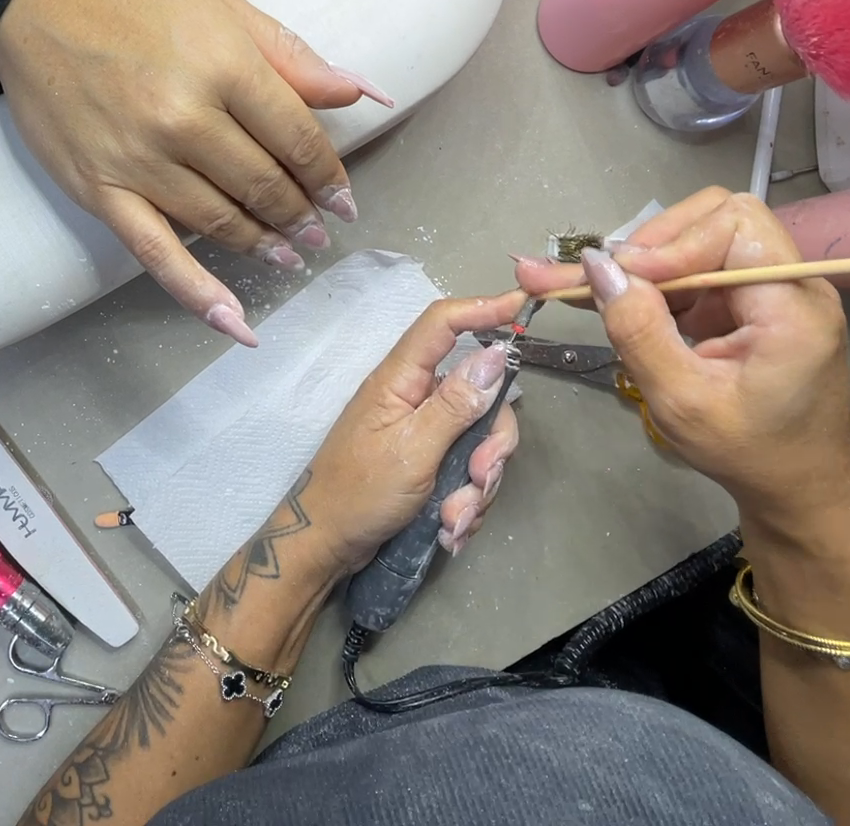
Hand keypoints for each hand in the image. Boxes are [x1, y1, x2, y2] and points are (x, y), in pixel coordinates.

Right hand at [0, 0, 390, 346]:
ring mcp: (140, 162)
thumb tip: (365, 92)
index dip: (328, 177)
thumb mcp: (225, 5)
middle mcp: (185, 120)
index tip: (344, 200)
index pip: (297, 140)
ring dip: (263, 245)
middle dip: (301, 214)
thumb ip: (294, 56)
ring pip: (220, 222)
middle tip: (318, 231)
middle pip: (263, 186)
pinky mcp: (103, 192)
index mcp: (224, 67)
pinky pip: (156, 253)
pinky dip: (196, 291)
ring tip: (288, 255)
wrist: (36, 1)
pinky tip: (233, 321)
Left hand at [292, 294, 525, 578]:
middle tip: (478, 480)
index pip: (441, 324)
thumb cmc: (359, 492)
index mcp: (400, 380)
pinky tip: (449, 529)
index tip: (523, 305)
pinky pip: (465, 469)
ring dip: (475, 487)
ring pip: (478, 440)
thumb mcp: (413, 450)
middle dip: (489, 446)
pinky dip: (465, 502)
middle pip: (479, 396)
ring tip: (455, 520)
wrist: (327, 543)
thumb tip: (495, 354)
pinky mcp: (427, 460)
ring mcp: (421, 430)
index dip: (482, 308)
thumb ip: (456, 404)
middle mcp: (413, 397)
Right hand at [513, 188, 849, 522]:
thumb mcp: (680, 399)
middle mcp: (790, 282)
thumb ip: (637, 329)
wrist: (794, 487)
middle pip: (716, 217)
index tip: (616, 278)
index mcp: (792, 305)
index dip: (668, 244)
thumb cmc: (744, 451)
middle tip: (602, 278)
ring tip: (592, 289)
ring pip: (699, 238)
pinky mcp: (747, 302)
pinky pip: (694, 268)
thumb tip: (595, 266)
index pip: (731, 226)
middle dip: (652, 243)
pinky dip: (652, 281)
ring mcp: (769, 289)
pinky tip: (616, 300)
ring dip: (644, 262)